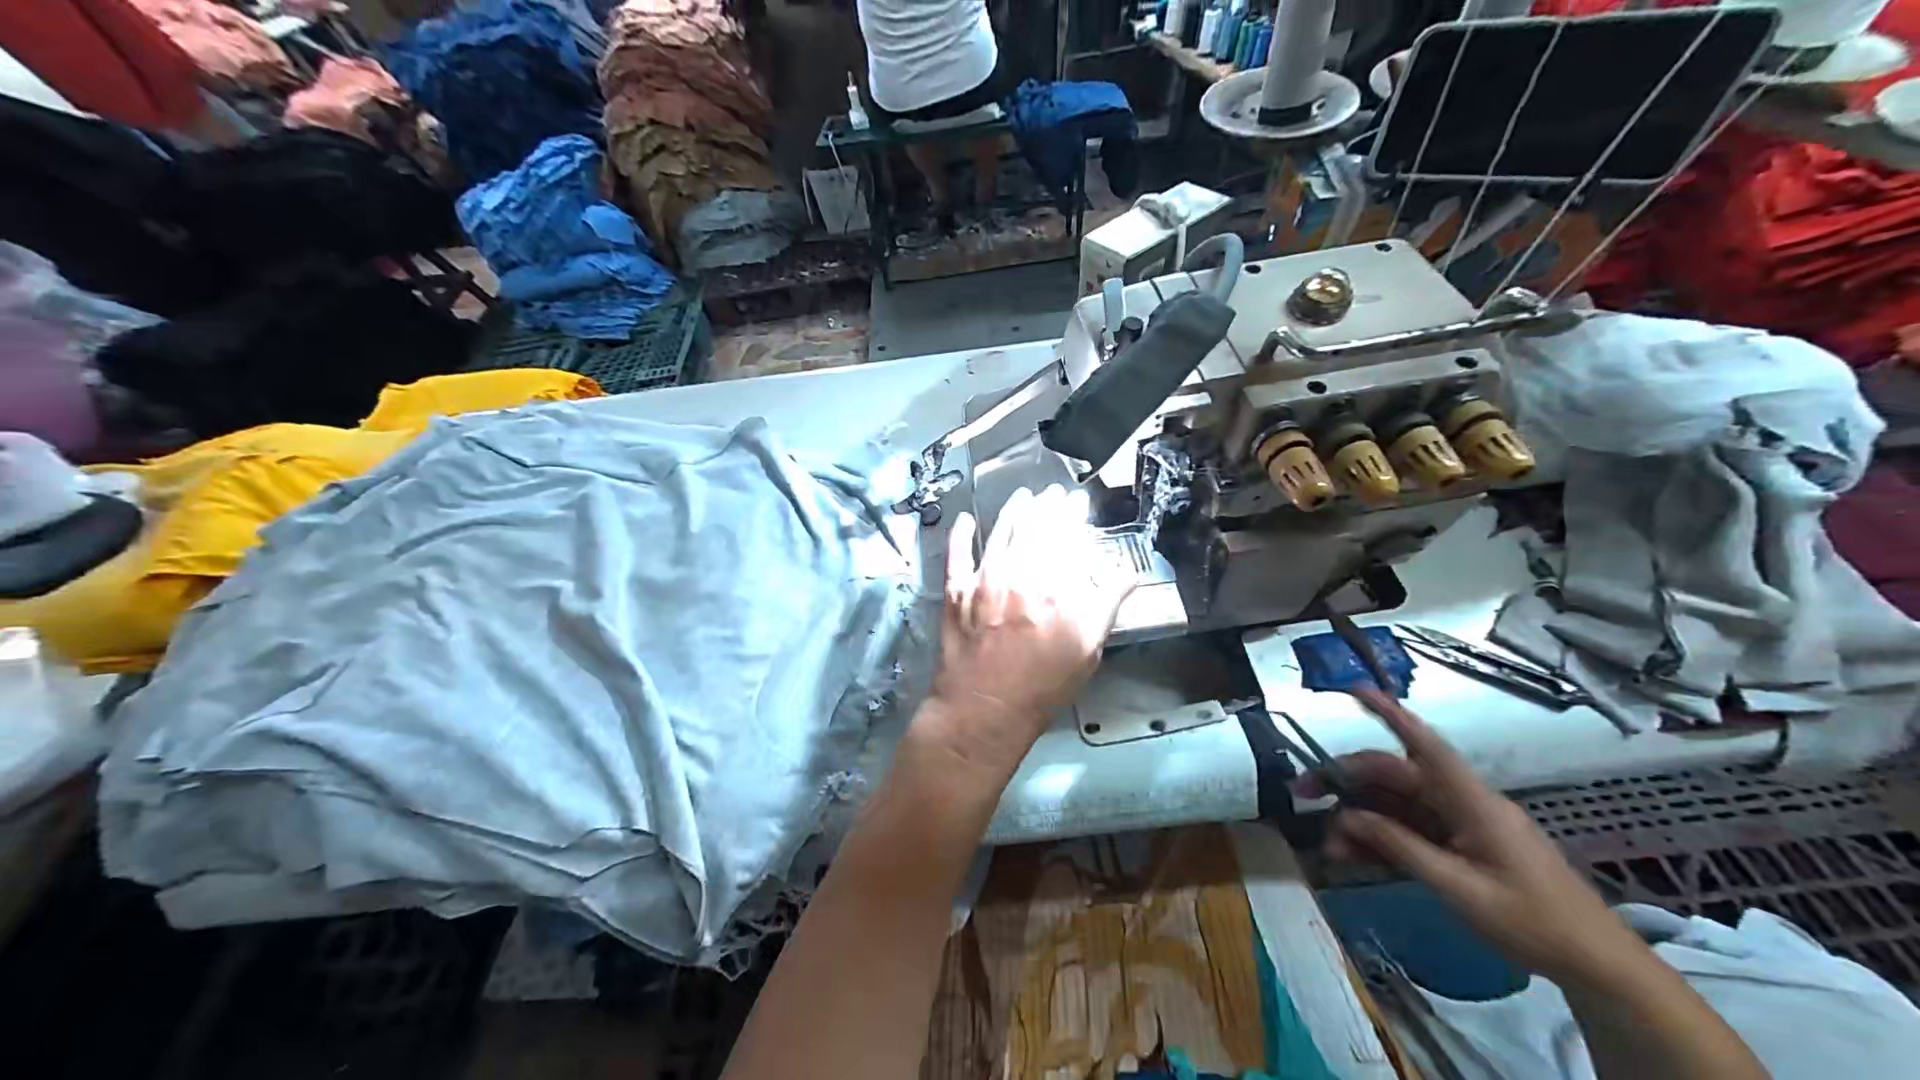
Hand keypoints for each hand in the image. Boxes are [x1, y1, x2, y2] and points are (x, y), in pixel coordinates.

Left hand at [916, 485, 1135, 777]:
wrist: (984, 709)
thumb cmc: (1042, 686)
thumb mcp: (1088, 650)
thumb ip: (1106, 607)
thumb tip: (1129, 577)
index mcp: (1055, 588)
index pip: (1066, 539)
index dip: (1072, 515)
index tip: (1077, 501)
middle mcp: (1019, 576)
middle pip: (1034, 529)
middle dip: (1046, 506)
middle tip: (1052, 491)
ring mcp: (983, 581)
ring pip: (999, 534)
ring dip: (1012, 511)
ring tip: (1022, 496)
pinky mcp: (955, 592)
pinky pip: (957, 555)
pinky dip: (961, 534)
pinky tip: (966, 519)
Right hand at [1317, 689, 1643, 984]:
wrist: (1597, 964)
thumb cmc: (1534, 921)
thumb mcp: (1460, 889)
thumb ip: (1400, 847)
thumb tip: (1347, 816)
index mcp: (1471, 801)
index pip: (1424, 744)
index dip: (1389, 713)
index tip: (1354, 690)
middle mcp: (1462, 802)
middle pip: (1395, 776)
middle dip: (1346, 781)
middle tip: (1302, 794)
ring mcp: (1461, 825)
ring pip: (1396, 807)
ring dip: (1360, 821)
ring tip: (1329, 846)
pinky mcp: (1462, 846)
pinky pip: (1411, 831)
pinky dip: (1381, 840)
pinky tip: (1353, 856)